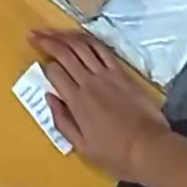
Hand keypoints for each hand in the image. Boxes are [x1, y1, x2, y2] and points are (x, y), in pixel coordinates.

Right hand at [31, 29, 173, 184]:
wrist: (154, 151)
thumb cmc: (117, 154)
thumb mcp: (83, 148)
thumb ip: (62, 122)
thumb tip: (49, 97)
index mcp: (77, 101)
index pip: (54, 72)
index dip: (44, 66)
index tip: (40, 66)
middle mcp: (88, 82)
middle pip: (63, 52)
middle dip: (45, 41)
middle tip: (33, 34)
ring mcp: (106, 75)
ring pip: (80, 46)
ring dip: (62, 35)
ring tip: (50, 31)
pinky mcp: (121, 73)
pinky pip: (101, 49)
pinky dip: (86, 39)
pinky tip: (77, 35)